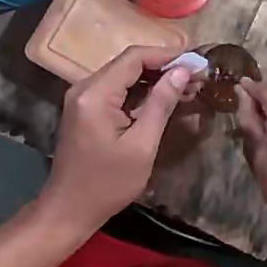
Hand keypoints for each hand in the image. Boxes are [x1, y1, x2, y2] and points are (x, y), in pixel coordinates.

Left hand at [43, 46, 197, 230]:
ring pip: (125, 76)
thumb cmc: (107, 183)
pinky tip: (165, 99)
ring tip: (188, 87)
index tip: (197, 62)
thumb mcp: (142, 145)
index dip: (168, 55)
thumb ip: (161, 103)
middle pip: (129, 63)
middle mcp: (85, 87)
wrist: (68, 211)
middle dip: (165, 67)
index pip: (134, 58)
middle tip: (198, 77)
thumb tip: (183, 72)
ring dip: (155, 79)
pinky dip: (142, 92)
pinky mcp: (86, 109)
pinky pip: (117, 90)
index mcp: (96, 93)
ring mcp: (83, 98)